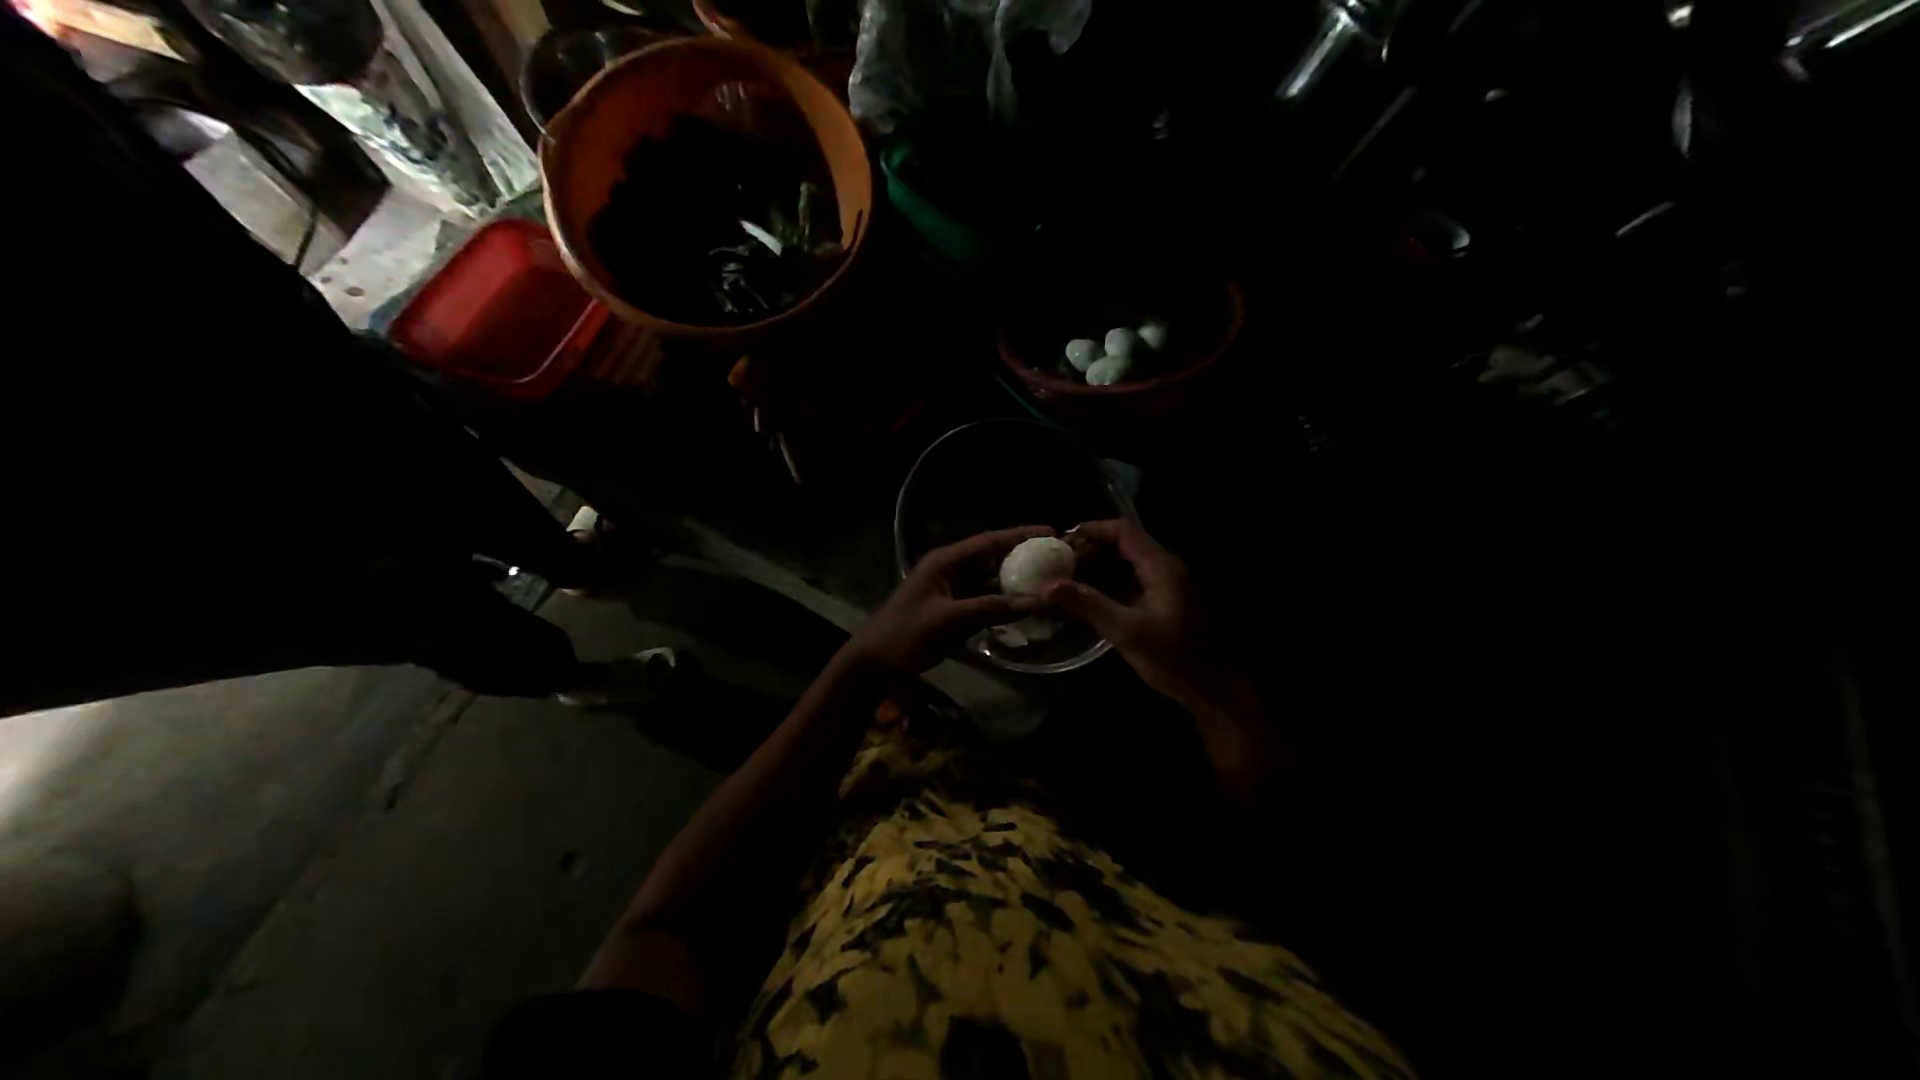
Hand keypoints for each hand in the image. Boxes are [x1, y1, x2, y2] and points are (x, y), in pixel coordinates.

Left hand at [845, 526, 1053, 673]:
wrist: (874, 663)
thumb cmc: (905, 634)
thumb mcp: (949, 620)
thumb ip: (991, 608)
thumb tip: (1036, 601)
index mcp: (944, 561)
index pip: (988, 541)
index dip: (1020, 535)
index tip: (1051, 532)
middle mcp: (950, 570)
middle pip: (992, 557)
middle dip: (1023, 556)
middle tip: (1057, 557)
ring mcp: (951, 590)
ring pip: (990, 580)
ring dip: (1016, 580)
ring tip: (1050, 579)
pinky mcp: (953, 610)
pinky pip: (984, 600)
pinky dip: (1004, 601)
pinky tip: (1026, 605)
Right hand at [1043, 520, 1244, 710]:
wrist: (1211, 688)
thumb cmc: (1173, 658)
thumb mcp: (1126, 632)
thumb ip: (1088, 605)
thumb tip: (1048, 586)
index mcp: (1161, 566)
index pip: (1123, 531)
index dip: (1092, 530)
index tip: (1061, 543)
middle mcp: (1165, 567)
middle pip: (1124, 543)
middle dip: (1090, 549)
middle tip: (1060, 564)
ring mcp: (1166, 583)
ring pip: (1127, 561)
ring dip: (1098, 565)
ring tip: (1067, 578)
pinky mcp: (1164, 599)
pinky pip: (1132, 579)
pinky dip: (1108, 581)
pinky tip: (1088, 596)